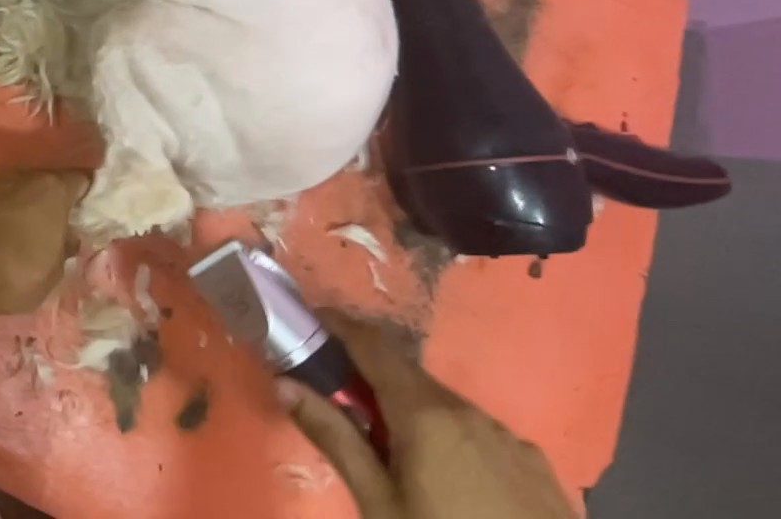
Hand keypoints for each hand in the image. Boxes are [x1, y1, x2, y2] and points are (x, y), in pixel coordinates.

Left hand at [0, 169, 88, 316]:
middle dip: (51, 199)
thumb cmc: (17, 272)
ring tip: (24, 229)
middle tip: (57, 222)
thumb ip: (64, 246)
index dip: (87, 193)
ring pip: (15, 188)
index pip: (80, 180)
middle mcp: (20, 176)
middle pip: (44, 181)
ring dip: (21, 203)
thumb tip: (67, 237)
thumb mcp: (55, 270)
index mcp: (51, 189)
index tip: (90, 208)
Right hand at [278, 310, 575, 518]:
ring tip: (389, 447)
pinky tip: (445, 477)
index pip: (372, 344)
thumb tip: (284, 383)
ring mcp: (512, 440)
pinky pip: (479, 434)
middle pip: (406, 375)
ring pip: (444, 405)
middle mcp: (470, 412)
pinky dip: (448, 436)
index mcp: (426, 413)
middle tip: (334, 399)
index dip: (337, 325)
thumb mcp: (378, 502)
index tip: (307, 323)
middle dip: (367, 376)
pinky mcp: (540, 469)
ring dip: (408, 409)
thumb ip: (334, 437)